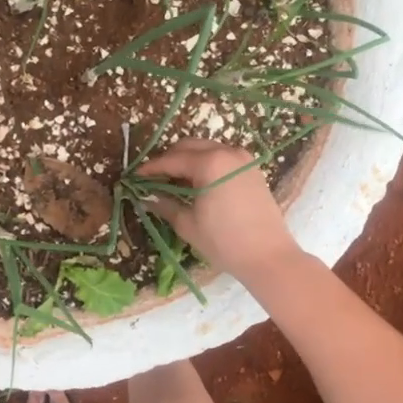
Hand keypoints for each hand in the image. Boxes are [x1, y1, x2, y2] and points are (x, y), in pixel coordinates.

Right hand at [137, 139, 305, 283]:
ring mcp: (243, 159)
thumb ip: (165, 205)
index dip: (150, 169)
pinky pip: (222, 158)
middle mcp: (227, 152)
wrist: (268, 256)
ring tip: (173, 181)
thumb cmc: (224, 242)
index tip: (134, 178)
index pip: (171, 160)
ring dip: (188, 160)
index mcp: (209, 163)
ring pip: (207, 149)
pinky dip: (206, 164)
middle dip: (169, 159)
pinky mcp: (252, 169)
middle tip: (153, 178)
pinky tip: (196, 184)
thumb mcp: (188, 224)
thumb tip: (146, 197)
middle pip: (189, 146)